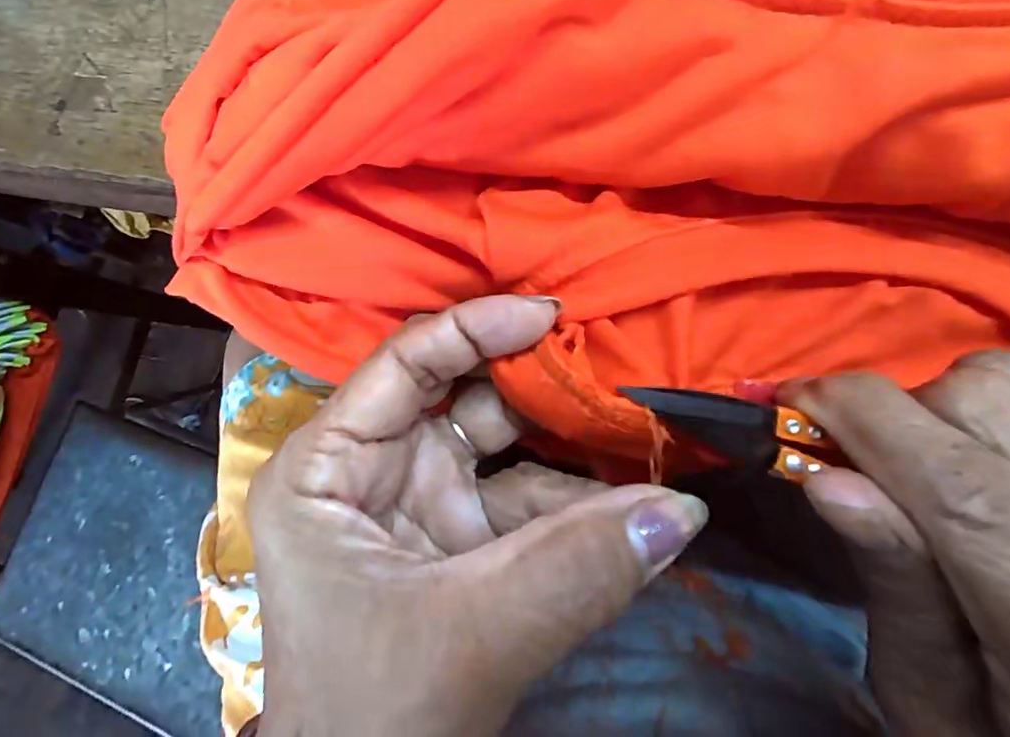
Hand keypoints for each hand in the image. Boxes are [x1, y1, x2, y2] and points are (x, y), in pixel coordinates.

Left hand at [248, 295, 709, 736]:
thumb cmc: (374, 716)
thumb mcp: (467, 635)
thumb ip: (576, 570)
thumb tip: (682, 510)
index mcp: (326, 466)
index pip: (405, 363)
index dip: (476, 327)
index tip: (549, 313)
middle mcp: (370, 465)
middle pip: (458, 393)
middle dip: (530, 377)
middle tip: (602, 356)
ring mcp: (419, 497)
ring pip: (501, 444)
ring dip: (566, 438)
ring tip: (636, 421)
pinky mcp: (459, 534)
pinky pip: (524, 497)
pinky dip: (577, 499)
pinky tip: (633, 500)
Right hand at [784, 352, 1009, 736]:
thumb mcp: (952, 723)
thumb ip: (899, 596)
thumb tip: (827, 477)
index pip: (986, 506)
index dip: (872, 427)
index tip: (795, 403)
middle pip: (1005, 412)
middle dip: (908, 415)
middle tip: (882, 464)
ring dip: (964, 418)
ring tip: (965, 481)